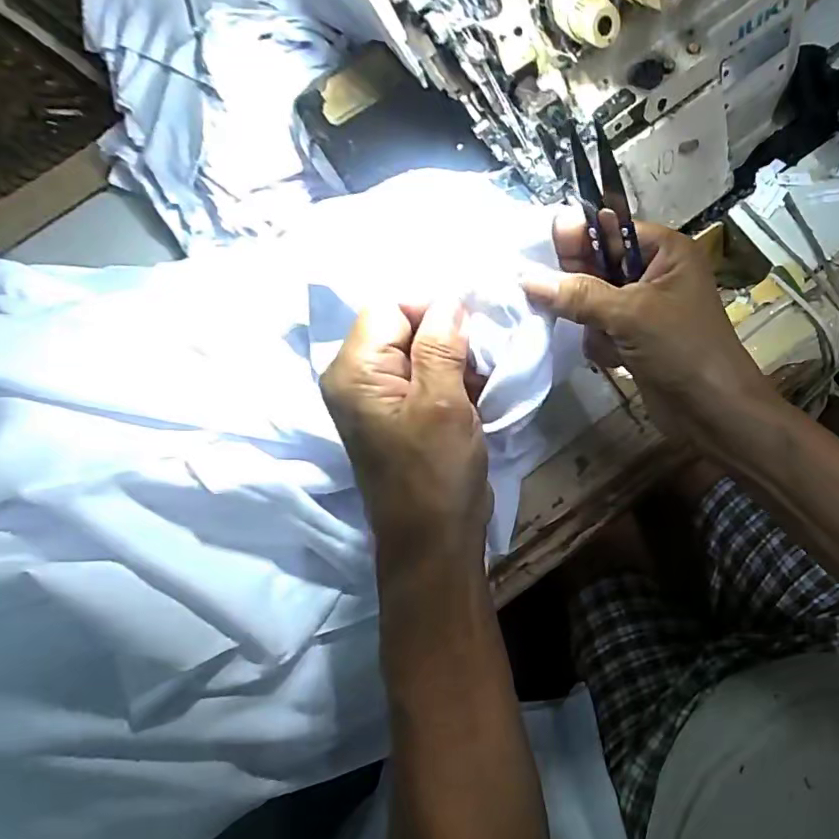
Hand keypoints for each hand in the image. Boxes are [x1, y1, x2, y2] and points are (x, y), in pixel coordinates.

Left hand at [322, 300, 489, 565]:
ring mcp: (380, 398)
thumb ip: (440, 345)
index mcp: (354, 371)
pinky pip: (426, 377)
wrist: (436, 538)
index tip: (473, 329)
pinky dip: (454, 376)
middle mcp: (357, 379)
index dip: (432, 309)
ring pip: (419, 351)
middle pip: (402, 326)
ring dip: (455, 356)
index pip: (389, 308)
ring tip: (484, 375)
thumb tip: (450, 299)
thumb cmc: (437, 472)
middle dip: (446, 333)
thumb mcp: (442, 402)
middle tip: (483, 354)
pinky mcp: (402, 414)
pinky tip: (479, 390)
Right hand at [522, 210, 781, 453]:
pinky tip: (615, 359)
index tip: (538, 251)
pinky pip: (599, 329)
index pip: (610, 227)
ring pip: (592, 300)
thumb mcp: (630, 314)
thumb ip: (578, 294)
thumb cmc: (683, 349)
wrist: (714, 411)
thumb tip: (525, 277)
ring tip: (603, 336)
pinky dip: (601, 343)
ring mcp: (643, 308)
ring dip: (590, 320)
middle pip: (596, 263)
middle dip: (578, 283)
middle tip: (552, 296)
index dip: (575, 236)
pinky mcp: (634, 339)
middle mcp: (653, 273)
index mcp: (664, 250)